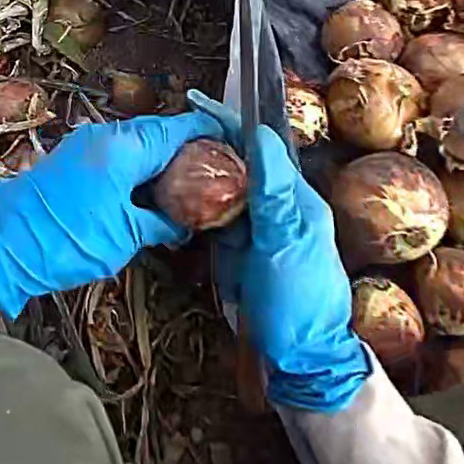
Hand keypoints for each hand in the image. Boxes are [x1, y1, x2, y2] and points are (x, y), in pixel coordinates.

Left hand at [0, 110, 225, 317]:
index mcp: (125, 146)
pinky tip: (153, 189)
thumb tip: (185, 221)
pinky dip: (141, 164)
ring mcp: (89, 142)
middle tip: (215, 172)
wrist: (3, 247)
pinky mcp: (76, 156)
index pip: (182, 129)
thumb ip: (163, 221)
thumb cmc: (66, 241)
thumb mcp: (126, 236)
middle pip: (163, 131)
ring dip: (164, 158)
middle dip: (191, 149)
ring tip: (189, 184)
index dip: (211, 134)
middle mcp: (108, 134)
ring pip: (141, 141)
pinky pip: (120, 151)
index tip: (233, 146)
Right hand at [190, 93, 370, 412]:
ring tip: (164, 156)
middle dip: (207, 145)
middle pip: (238, 165)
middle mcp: (273, 205)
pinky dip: (193, 205)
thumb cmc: (300, 299)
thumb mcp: (287, 243)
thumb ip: (273, 192)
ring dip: (196, 172)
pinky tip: (172, 196)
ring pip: (222, 188)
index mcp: (294, 196)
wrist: (298, 358)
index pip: (261, 147)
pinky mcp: (235, 247)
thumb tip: (261, 135)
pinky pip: (213, 217)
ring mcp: (253, 227)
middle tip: (171, 131)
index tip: (199, 105)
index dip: (232, 124)